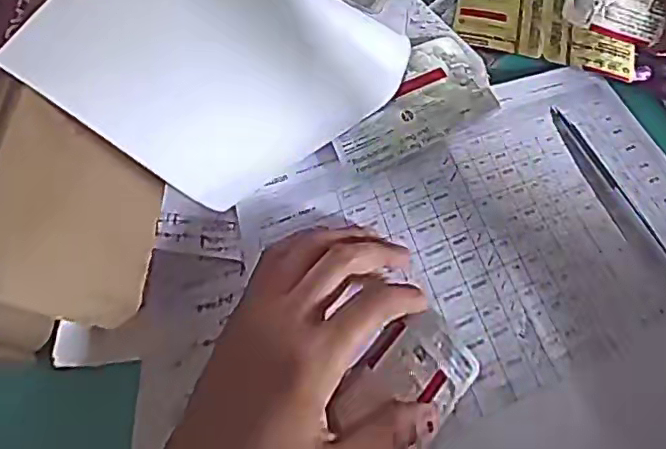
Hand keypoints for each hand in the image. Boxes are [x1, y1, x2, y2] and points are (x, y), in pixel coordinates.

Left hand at [167, 228, 437, 448]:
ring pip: (309, 245)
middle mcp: (286, 319)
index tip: (416, 299)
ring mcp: (261, 307)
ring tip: (367, 239)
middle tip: (400, 258)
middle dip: (378, 251)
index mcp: (312, 358)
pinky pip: (277, 253)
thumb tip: (423, 414)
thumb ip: (380, 434)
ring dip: (343, 235)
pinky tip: (318, 245)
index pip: (371, 305)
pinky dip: (306, 239)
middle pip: (342, 259)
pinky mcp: (243, 308)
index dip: (402, 295)